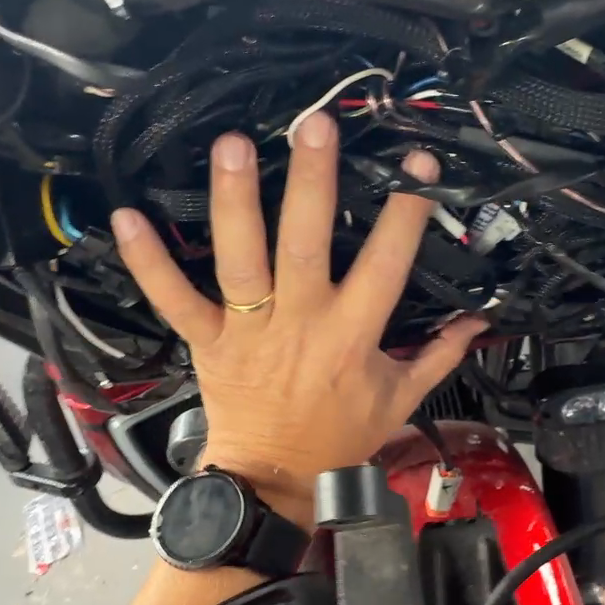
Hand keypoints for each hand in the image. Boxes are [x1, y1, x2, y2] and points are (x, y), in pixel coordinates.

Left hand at [111, 112, 483, 527]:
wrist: (277, 478)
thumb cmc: (341, 437)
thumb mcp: (401, 398)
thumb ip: (439, 356)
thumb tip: (477, 321)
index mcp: (354, 336)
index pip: (388, 264)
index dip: (406, 212)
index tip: (418, 166)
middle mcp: (303, 323)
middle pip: (306, 245)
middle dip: (312, 183)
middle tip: (315, 126)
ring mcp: (251, 330)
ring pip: (241, 260)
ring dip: (235, 201)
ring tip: (233, 145)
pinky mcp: (210, 341)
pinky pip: (175, 300)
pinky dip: (150, 262)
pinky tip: (127, 218)